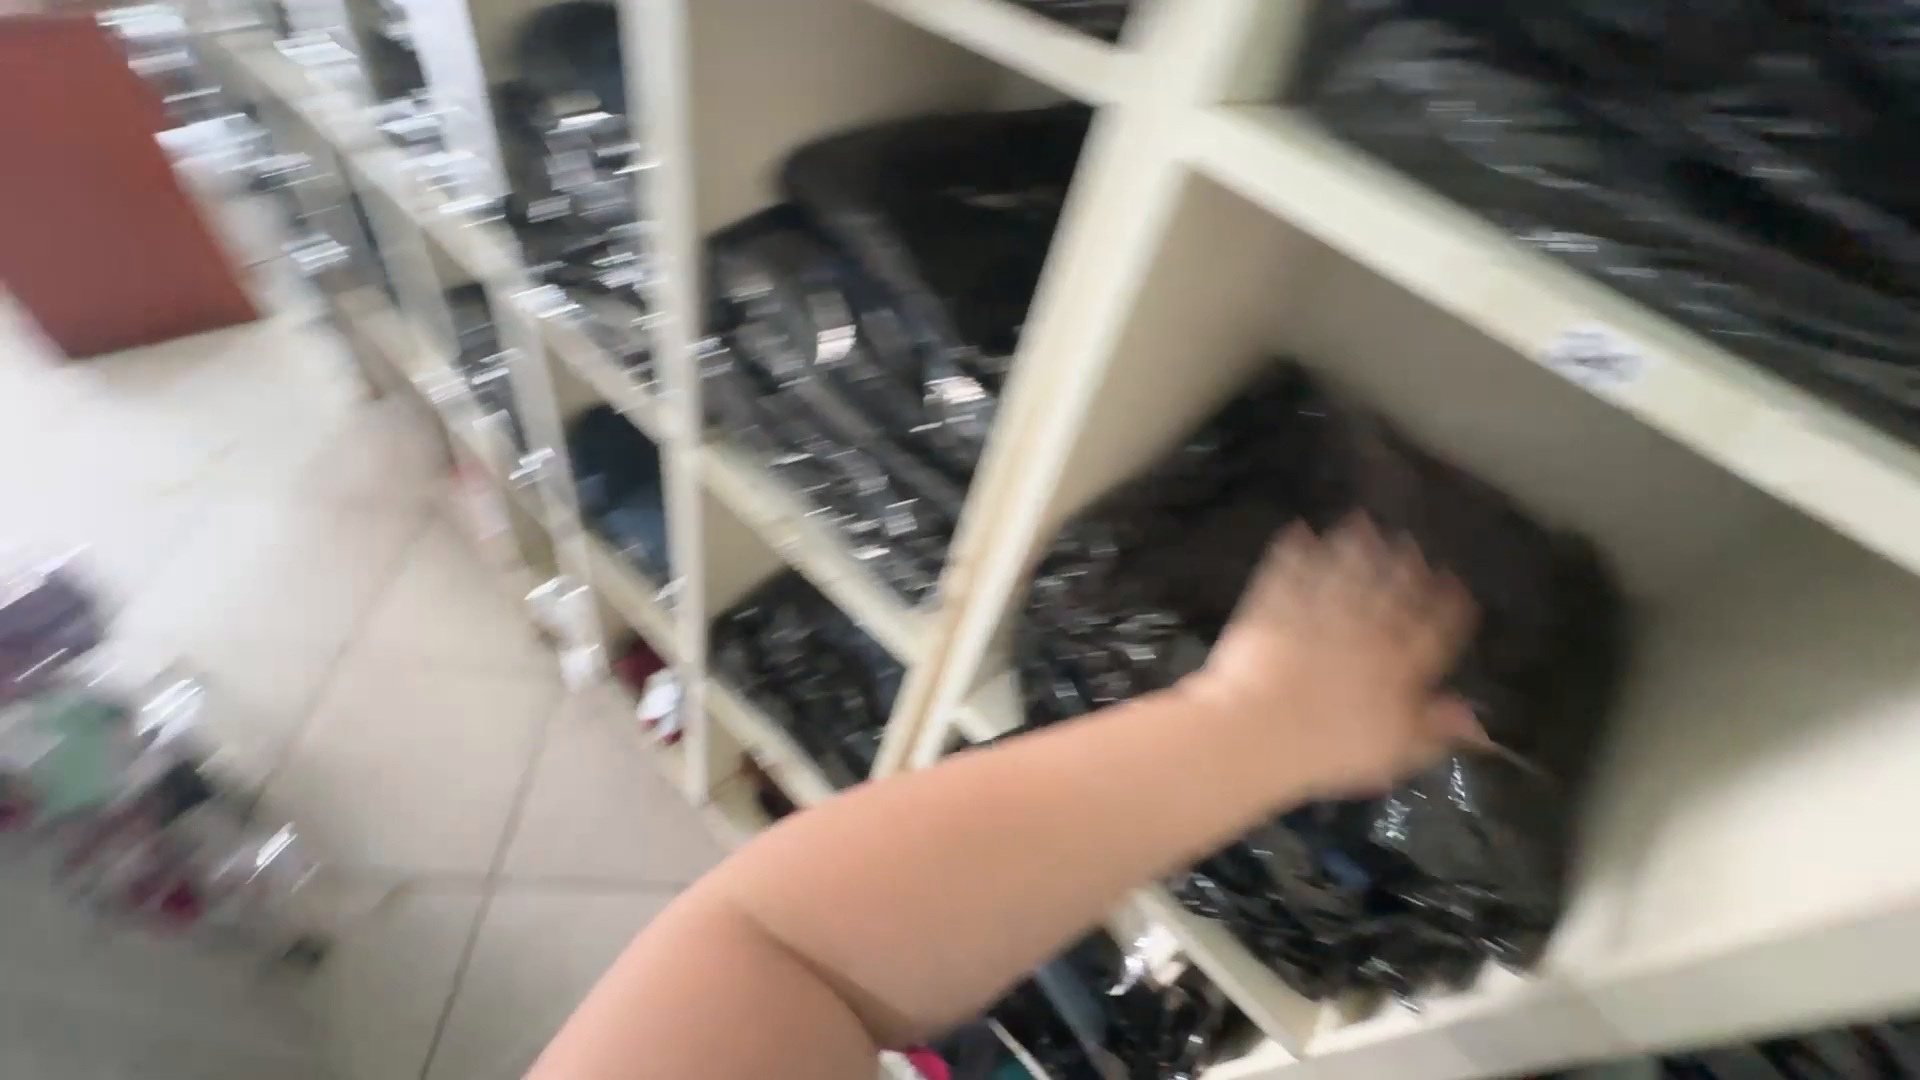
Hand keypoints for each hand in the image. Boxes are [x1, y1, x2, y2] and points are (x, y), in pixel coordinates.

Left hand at [1180, 515, 1483, 800]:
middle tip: (1409, 541)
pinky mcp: (1271, 608)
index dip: (1446, 605)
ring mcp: (1315, 615)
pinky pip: (1286, 573)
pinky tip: (1299, 531)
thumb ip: (1435, 730)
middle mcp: (1361, 633)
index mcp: (1397, 668)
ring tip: (1361, 523)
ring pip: (1341, 574)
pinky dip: (1294, 551)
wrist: (1257, 730)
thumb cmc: (1327, 752)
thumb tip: (1477, 720)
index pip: (1433, 631)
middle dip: (1402, 564)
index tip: (1453, 582)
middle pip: (1389, 592)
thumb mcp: (1394, 752)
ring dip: (1353, 546)